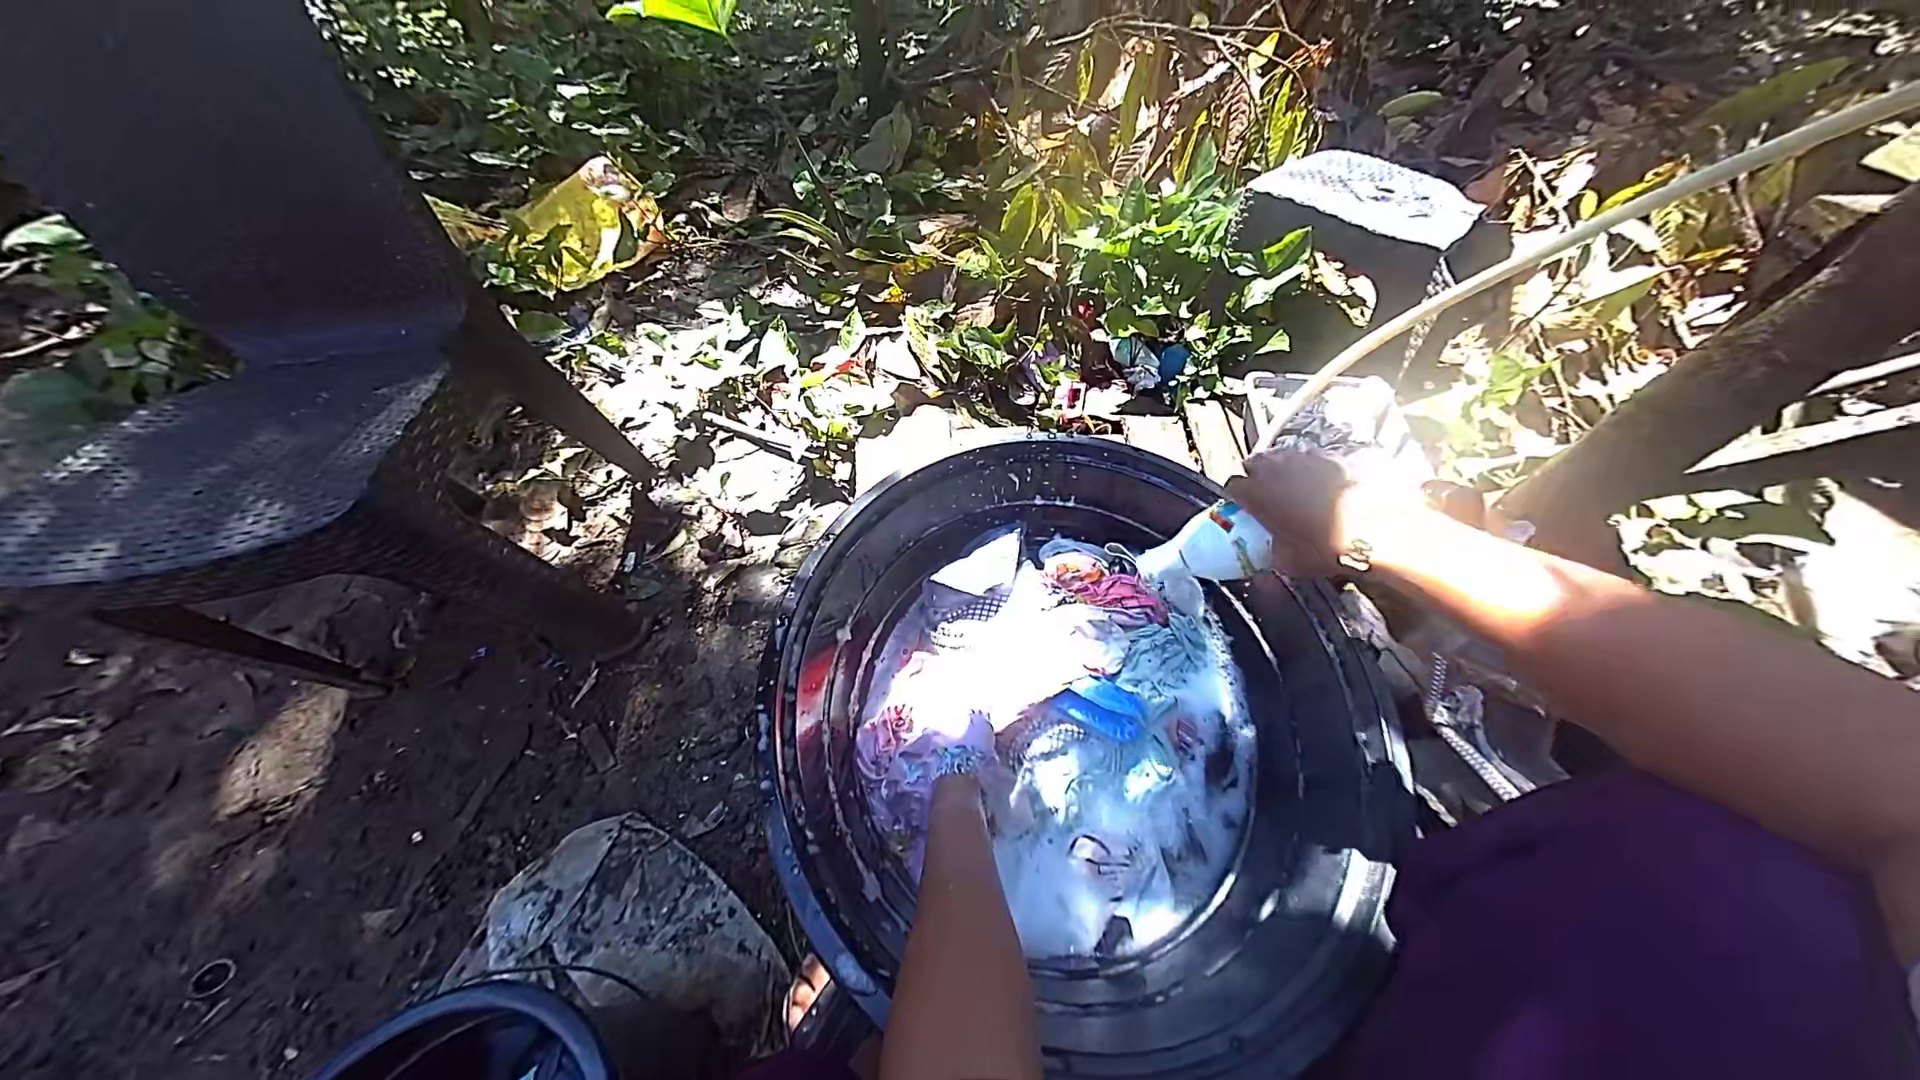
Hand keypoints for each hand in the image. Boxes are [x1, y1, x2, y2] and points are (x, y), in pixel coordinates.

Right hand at [1225, 450, 1422, 575]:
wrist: (1378, 532)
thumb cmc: (1324, 549)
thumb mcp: (1286, 562)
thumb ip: (1270, 550)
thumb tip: (1272, 549)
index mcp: (1256, 493)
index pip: (1232, 485)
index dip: (1237, 496)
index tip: (1244, 507)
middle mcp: (1276, 469)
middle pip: (1254, 462)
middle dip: (1256, 475)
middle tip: (1266, 492)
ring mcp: (1306, 458)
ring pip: (1283, 456)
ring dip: (1283, 469)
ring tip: (1294, 486)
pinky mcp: (1335, 455)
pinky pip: (1314, 458)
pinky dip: (1313, 469)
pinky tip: (1324, 485)